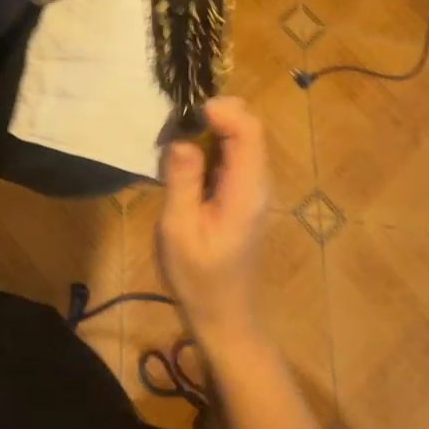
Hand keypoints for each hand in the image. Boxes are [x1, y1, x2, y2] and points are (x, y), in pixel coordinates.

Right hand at [159, 97, 270, 343]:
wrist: (224, 317)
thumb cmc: (199, 278)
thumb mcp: (179, 230)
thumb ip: (182, 181)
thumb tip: (182, 138)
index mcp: (246, 191)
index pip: (249, 130)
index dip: (222, 110)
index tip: (185, 114)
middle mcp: (257, 183)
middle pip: (247, 126)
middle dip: (212, 115)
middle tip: (173, 130)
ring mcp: (251, 188)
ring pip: (238, 137)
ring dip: (206, 130)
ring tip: (171, 147)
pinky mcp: (241, 193)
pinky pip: (229, 153)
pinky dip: (206, 146)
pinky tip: (181, 164)